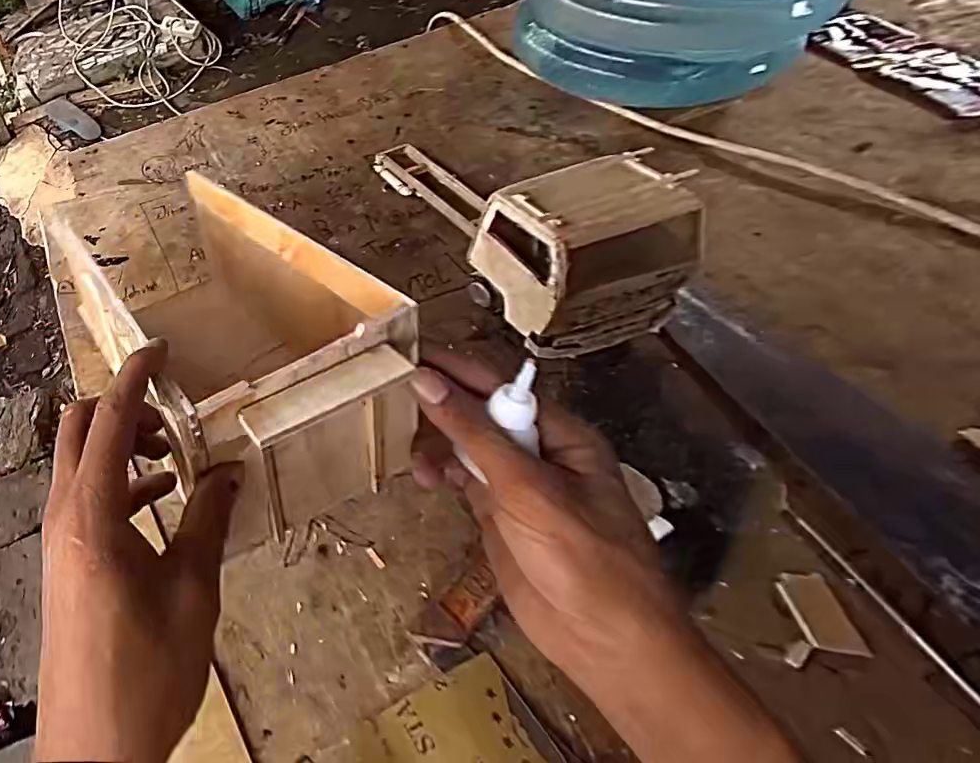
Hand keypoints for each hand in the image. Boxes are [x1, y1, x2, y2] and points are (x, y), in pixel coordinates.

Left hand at [35, 340, 242, 762]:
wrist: (92, 743)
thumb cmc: (143, 671)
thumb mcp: (190, 592)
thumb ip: (207, 520)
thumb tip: (229, 470)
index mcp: (90, 509)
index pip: (108, 418)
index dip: (133, 375)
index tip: (158, 349)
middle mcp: (64, 509)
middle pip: (80, 425)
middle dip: (124, 409)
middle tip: (173, 424)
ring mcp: (58, 530)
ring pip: (81, 457)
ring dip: (123, 445)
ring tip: (175, 460)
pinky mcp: (64, 551)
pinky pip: (86, 493)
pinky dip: (120, 480)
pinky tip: (161, 497)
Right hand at [413, 346, 797, 762]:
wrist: (607, 645)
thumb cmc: (584, 559)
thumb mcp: (526, 488)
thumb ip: (473, 431)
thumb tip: (425, 380)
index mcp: (561, 435)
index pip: (498, 386)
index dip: (453, 369)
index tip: (405, 353)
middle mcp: (536, 450)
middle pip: (475, 411)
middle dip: (436, 409)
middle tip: (390, 400)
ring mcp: (515, 480)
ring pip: (460, 442)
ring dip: (433, 445)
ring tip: (416, 461)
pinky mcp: (496, 507)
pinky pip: (457, 473)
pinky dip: (437, 471)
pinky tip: (427, 480)